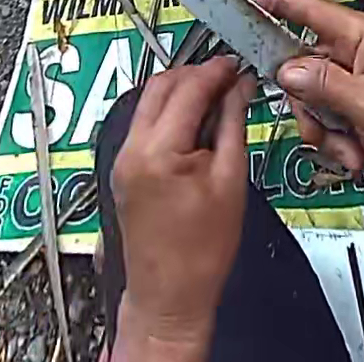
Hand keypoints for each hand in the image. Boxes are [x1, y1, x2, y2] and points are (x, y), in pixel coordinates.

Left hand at [112, 57, 254, 358]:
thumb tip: (240, 87)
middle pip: (162, 84)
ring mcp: (123, 159)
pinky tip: (197, 118)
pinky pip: (147, 120)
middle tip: (228, 77)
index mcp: (158, 152)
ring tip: (217, 96)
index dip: (217, 71)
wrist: (170, 297)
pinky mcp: (124, 168)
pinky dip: (171, 109)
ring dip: (183, 89)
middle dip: (197, 74)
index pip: (189, 88)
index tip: (236, 65)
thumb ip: (233, 122)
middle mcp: (132, 150)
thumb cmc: (200, 251)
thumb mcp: (231, 177)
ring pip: (151, 98)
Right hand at [255, 0, 363, 180]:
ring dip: (325, 130)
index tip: (253, 3)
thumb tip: (285, 68)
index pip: (313, 11)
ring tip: (350, 153)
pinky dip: (339, 140)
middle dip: (308, 105)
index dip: (282, 5)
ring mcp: (361, 79)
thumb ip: (322, 84)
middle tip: (319, 132)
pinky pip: (334, 116)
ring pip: (317, 97)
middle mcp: (358, 51)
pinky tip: (357, 156)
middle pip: (307, 66)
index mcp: (362, 35)